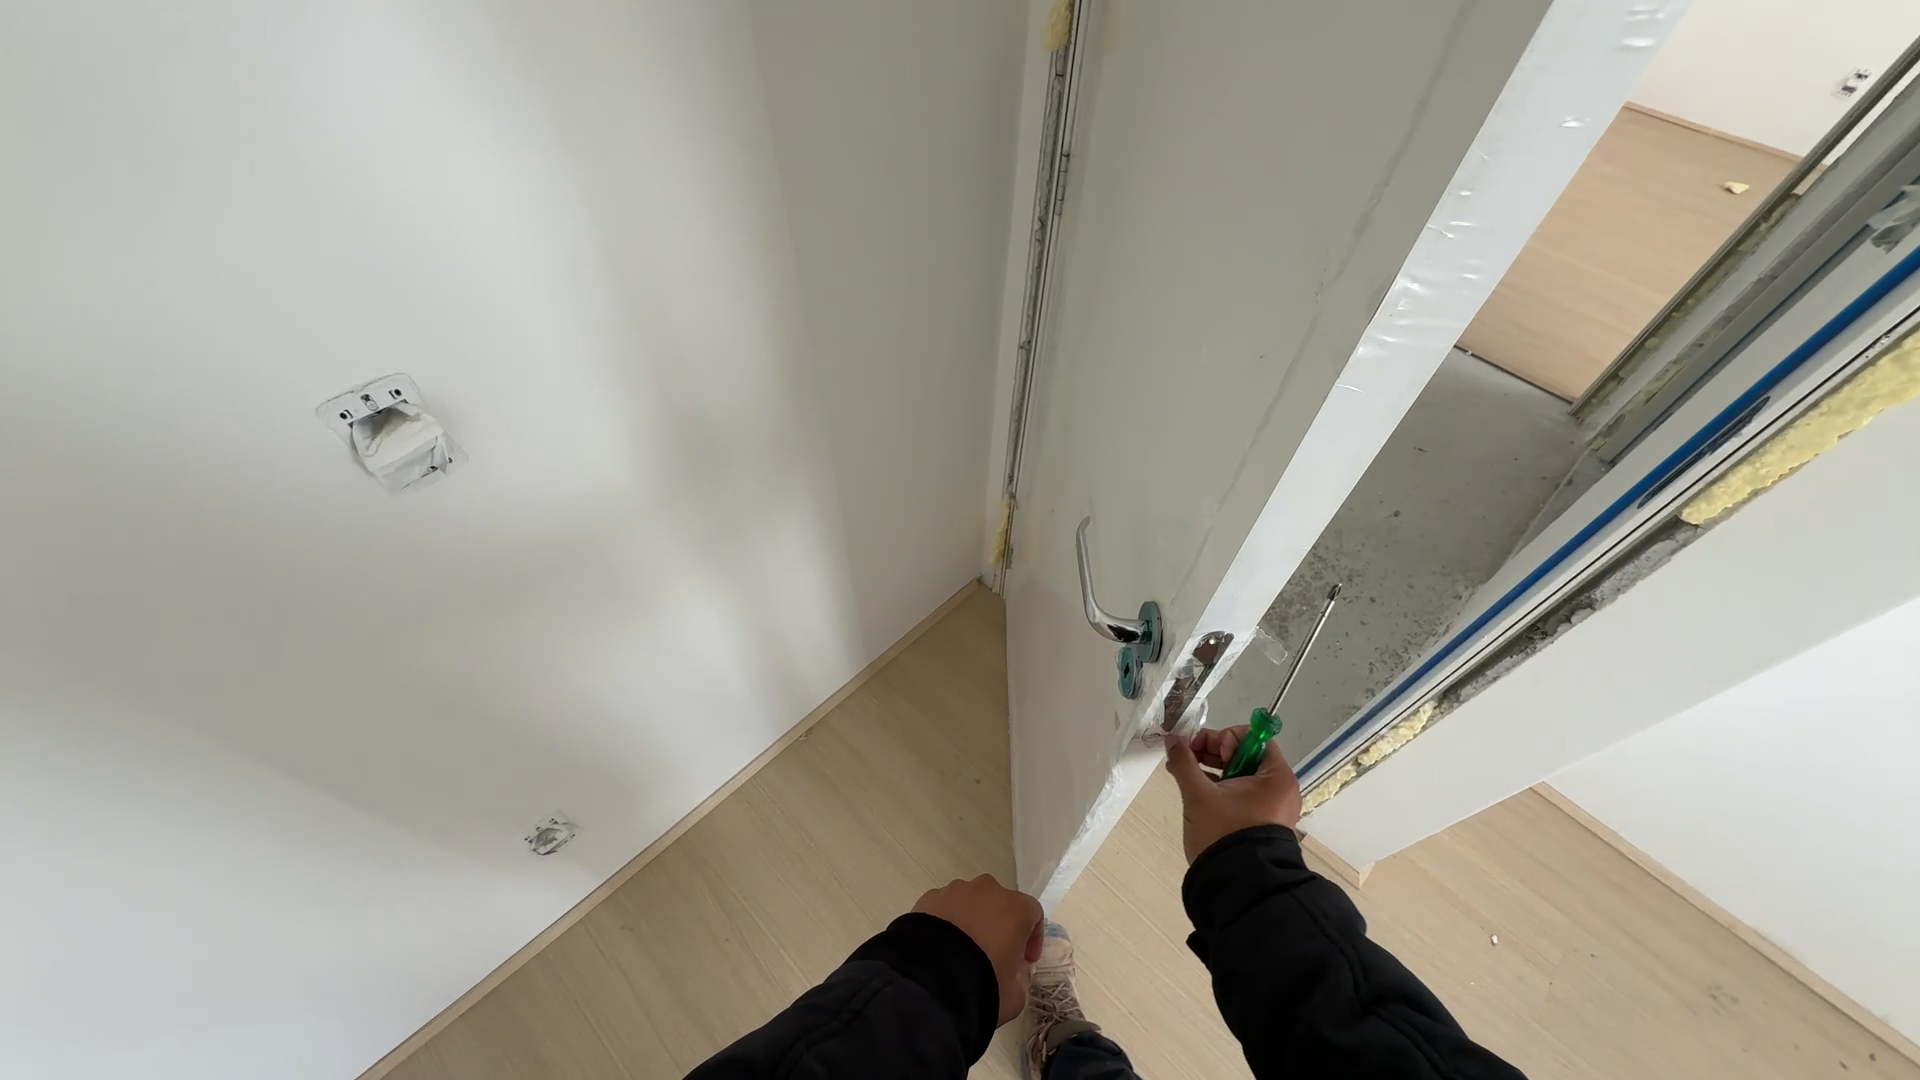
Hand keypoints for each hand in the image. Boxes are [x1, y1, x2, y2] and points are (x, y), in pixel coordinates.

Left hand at [912, 874, 1044, 1025]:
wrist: (930, 982)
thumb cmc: (983, 985)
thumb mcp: (1016, 994)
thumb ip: (1021, 975)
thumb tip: (1013, 967)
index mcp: (1015, 908)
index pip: (1033, 914)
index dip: (1032, 938)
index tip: (1025, 960)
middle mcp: (987, 890)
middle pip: (1000, 904)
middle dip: (1000, 926)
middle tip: (993, 956)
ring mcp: (956, 890)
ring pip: (970, 903)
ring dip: (971, 922)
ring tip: (960, 954)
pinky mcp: (929, 897)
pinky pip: (945, 908)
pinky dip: (946, 923)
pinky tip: (940, 949)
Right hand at [1164, 725, 1302, 862]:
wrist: (1238, 886)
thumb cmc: (1225, 833)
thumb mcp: (1199, 794)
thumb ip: (1184, 762)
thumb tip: (1172, 739)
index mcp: (1275, 776)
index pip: (1253, 737)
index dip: (1224, 737)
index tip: (1203, 750)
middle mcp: (1278, 788)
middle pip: (1243, 753)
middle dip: (1211, 750)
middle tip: (1186, 756)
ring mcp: (1269, 806)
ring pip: (1238, 772)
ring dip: (1210, 766)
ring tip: (1182, 771)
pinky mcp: (1258, 820)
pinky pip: (1238, 792)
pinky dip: (1217, 785)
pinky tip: (1191, 786)